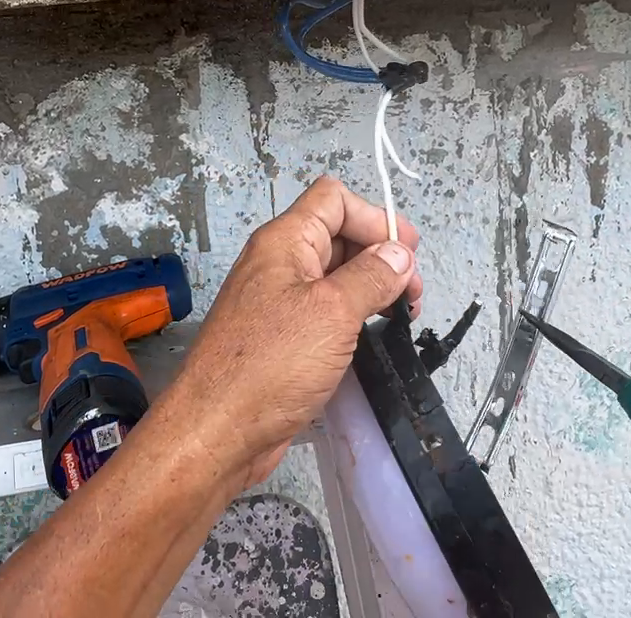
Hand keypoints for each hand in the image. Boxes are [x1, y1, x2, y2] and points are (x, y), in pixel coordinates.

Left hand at [157, 176, 421, 489]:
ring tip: (403, 312)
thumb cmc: (271, 363)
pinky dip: (354, 312)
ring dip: (372, 284)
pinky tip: (375, 333)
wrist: (217, 431)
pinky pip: (326, 308)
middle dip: (380, 253)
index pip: (334, 200)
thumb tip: (399, 253)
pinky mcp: (283, 335)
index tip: (409, 253)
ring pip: (335, 274)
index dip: (374, 217)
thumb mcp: (332, 312)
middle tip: (414, 293)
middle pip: (338, 234)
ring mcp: (280, 299)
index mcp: (285, 241)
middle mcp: (281, 262)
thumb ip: (370, 276)